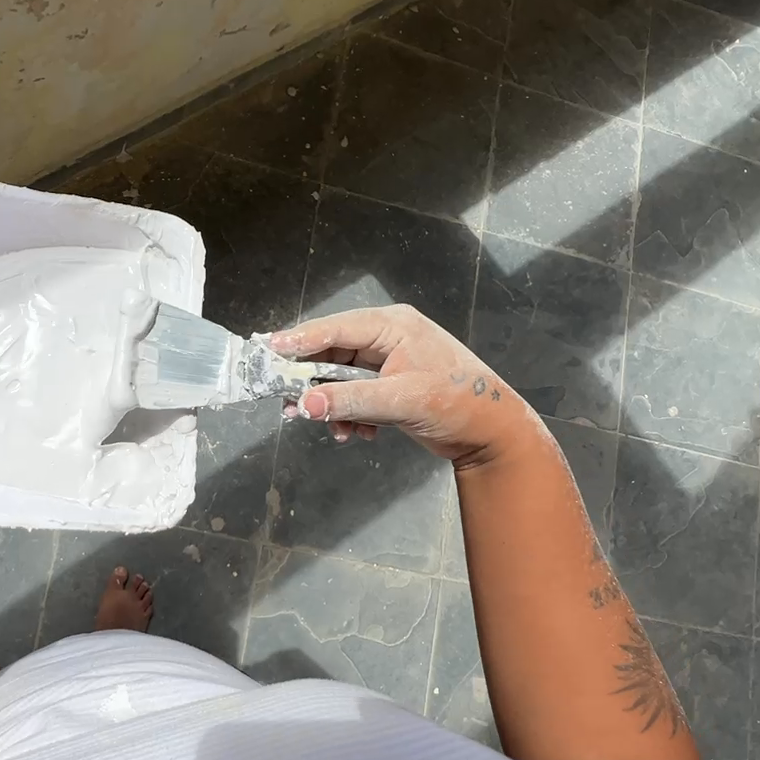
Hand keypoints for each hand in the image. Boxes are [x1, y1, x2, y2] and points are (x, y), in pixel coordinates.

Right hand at [270, 304, 539, 467]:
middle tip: (287, 402)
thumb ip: (349, 400)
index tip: (267, 350)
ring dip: (333, 405)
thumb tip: (303, 404)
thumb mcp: (401, 400)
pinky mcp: (390, 385)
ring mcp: (388, 362)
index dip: (299, 340)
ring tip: (333, 430)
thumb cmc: (456, 403)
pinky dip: (350, 415)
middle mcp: (387, 337)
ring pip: (340, 379)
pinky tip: (357, 434)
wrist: (493, 433)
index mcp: (392, 326)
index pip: (335, 328)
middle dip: (313, 383)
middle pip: (332, 353)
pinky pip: (355, 395)